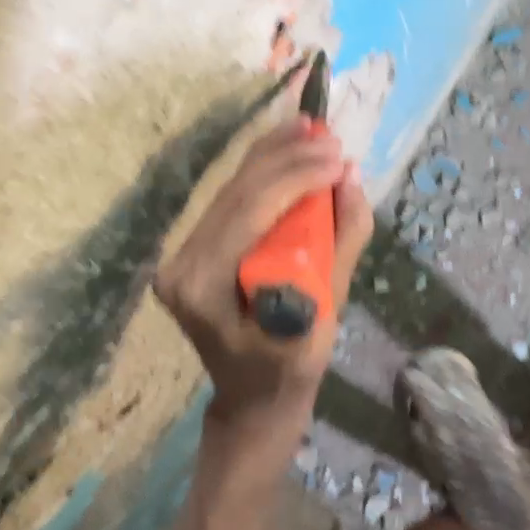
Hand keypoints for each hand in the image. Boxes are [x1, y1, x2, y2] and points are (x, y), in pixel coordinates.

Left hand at [153, 115, 371, 463]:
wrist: (253, 399)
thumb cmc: (289, 371)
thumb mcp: (324, 314)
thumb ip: (339, 243)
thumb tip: (350, 179)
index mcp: (201, 286)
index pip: (248, 214)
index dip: (295, 178)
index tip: (338, 158)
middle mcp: (180, 263)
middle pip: (236, 194)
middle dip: (287, 159)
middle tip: (332, 138)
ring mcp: (181, 255)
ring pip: (231, 190)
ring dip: (275, 157)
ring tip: (314, 130)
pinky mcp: (194, 250)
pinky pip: (231, 202)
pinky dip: (264, 174)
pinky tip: (289, 147)